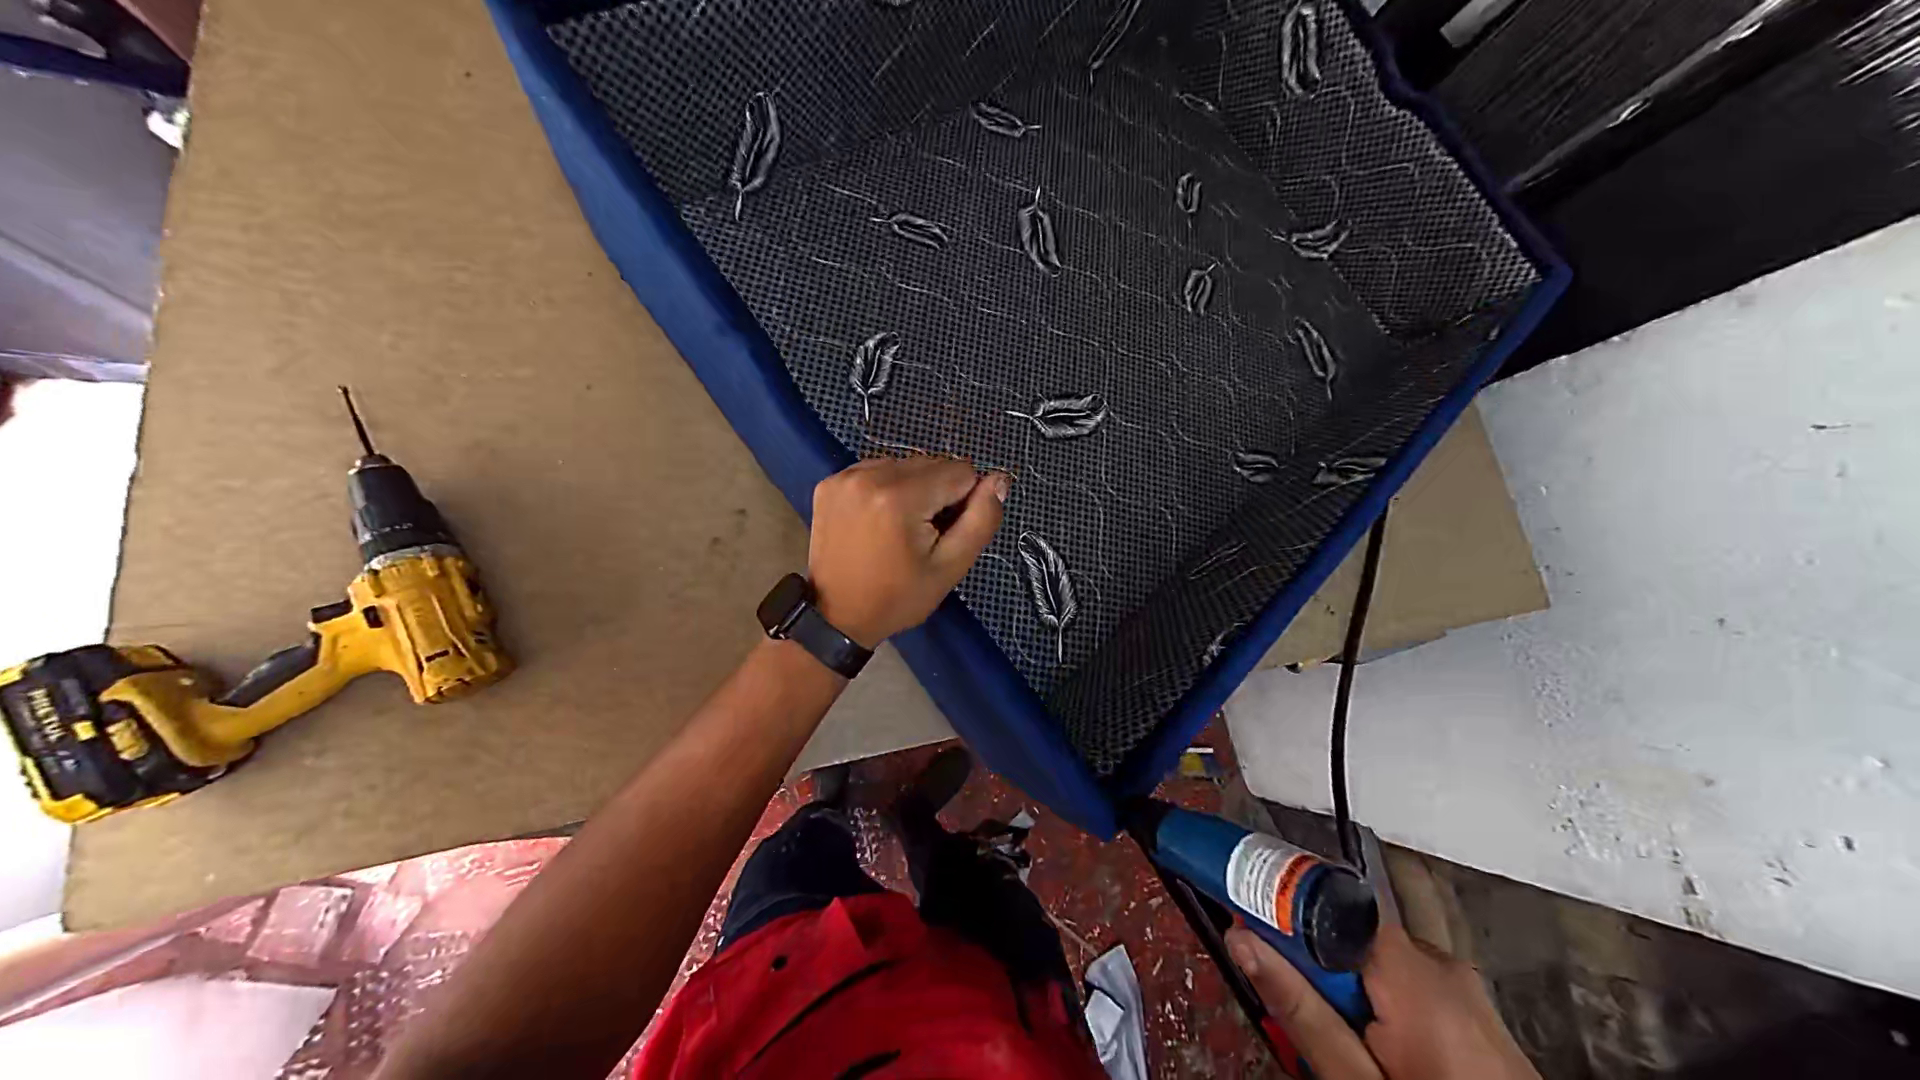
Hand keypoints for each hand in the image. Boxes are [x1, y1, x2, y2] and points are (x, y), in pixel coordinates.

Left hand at [808, 456, 1009, 647]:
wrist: (836, 616)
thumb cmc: (898, 597)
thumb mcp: (950, 566)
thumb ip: (981, 519)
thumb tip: (1000, 479)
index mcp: (901, 497)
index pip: (961, 471)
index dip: (963, 502)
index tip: (943, 534)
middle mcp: (870, 475)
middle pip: (932, 464)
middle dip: (937, 494)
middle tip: (923, 536)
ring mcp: (845, 476)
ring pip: (906, 465)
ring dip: (913, 489)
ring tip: (899, 530)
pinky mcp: (830, 483)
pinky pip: (877, 470)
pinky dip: (886, 489)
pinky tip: (878, 520)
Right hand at [1227, 923, 1539, 1079]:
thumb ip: (1301, 1011)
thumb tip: (1242, 940)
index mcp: (1412, 973)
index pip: (1327, 905)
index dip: (1282, 916)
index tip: (1247, 932)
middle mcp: (1438, 961)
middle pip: (1345, 932)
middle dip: (1313, 964)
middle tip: (1301, 1014)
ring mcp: (1458, 980)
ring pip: (1370, 956)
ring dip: (1343, 984)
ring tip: (1346, 1042)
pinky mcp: (1467, 1000)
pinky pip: (1401, 975)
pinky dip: (1375, 995)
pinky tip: (1378, 1044)